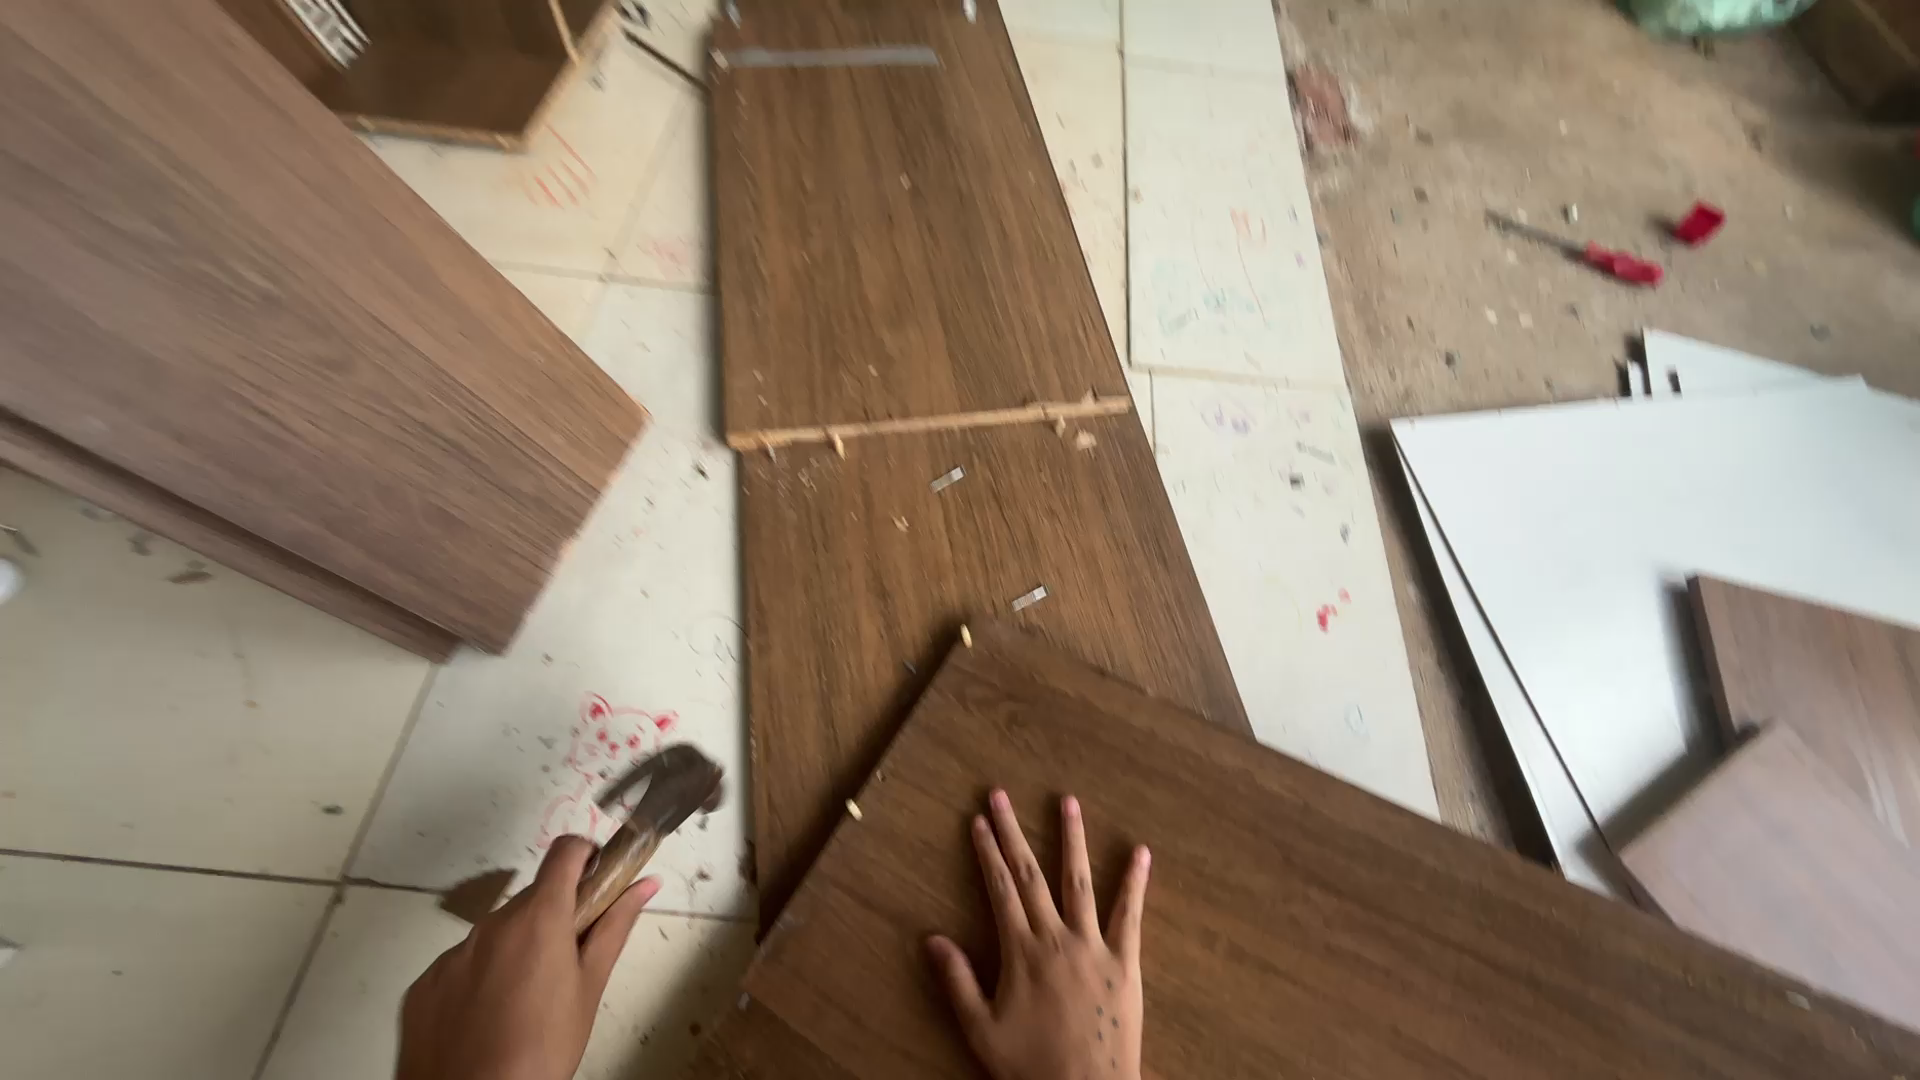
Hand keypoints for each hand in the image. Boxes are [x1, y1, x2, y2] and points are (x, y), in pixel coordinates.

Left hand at [397, 836, 658, 1079]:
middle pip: (532, 899)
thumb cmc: (544, 1048)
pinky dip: (479, 977)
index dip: (586, 854)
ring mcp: (451, 956)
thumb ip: (616, 926)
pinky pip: (461, 964)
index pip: (566, 851)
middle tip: (568, 960)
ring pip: (496, 933)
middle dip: (554, 915)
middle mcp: (492, 924)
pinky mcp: (422, 988)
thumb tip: (647, 883)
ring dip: (516, 947)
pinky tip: (488, 1017)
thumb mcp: (591, 986)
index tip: (597, 877)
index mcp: (539, 917)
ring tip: (525, 999)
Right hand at [926, 790, 1150, 1079]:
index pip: (1000, 888)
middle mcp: (1055, 937)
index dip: (987, 852)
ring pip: (1078, 881)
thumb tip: (932, 938)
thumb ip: (958, 982)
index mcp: (1021, 951)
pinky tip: (1141, 853)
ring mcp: (1092, 946)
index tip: (978, 820)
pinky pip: (1130, 916)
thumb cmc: (1032, 1068)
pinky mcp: (1124, 962)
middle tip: (1002, 795)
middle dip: (1013, 831)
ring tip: (1068, 802)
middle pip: (1030, 874)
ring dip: (1071, 839)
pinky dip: (1135, 883)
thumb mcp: (982, 1031)